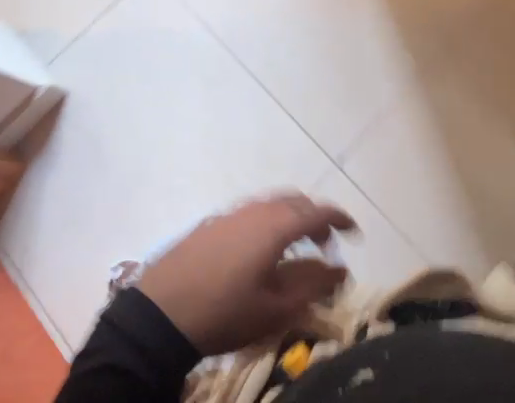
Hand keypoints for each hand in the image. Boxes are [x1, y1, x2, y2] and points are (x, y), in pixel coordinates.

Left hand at [138, 193, 357, 355]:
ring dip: (290, 220)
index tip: (355, 233)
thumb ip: (312, 286)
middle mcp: (253, 211)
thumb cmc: (224, 313)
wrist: (159, 313)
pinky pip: (250, 214)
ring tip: (296, 250)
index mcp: (274, 226)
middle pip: (293, 202)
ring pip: (269, 206)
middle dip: (315, 218)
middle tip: (327, 245)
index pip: (316, 212)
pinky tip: (262, 254)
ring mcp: (228, 215)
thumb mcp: (275, 309)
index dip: (339, 219)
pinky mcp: (209, 226)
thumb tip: (341, 270)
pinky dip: (268, 224)